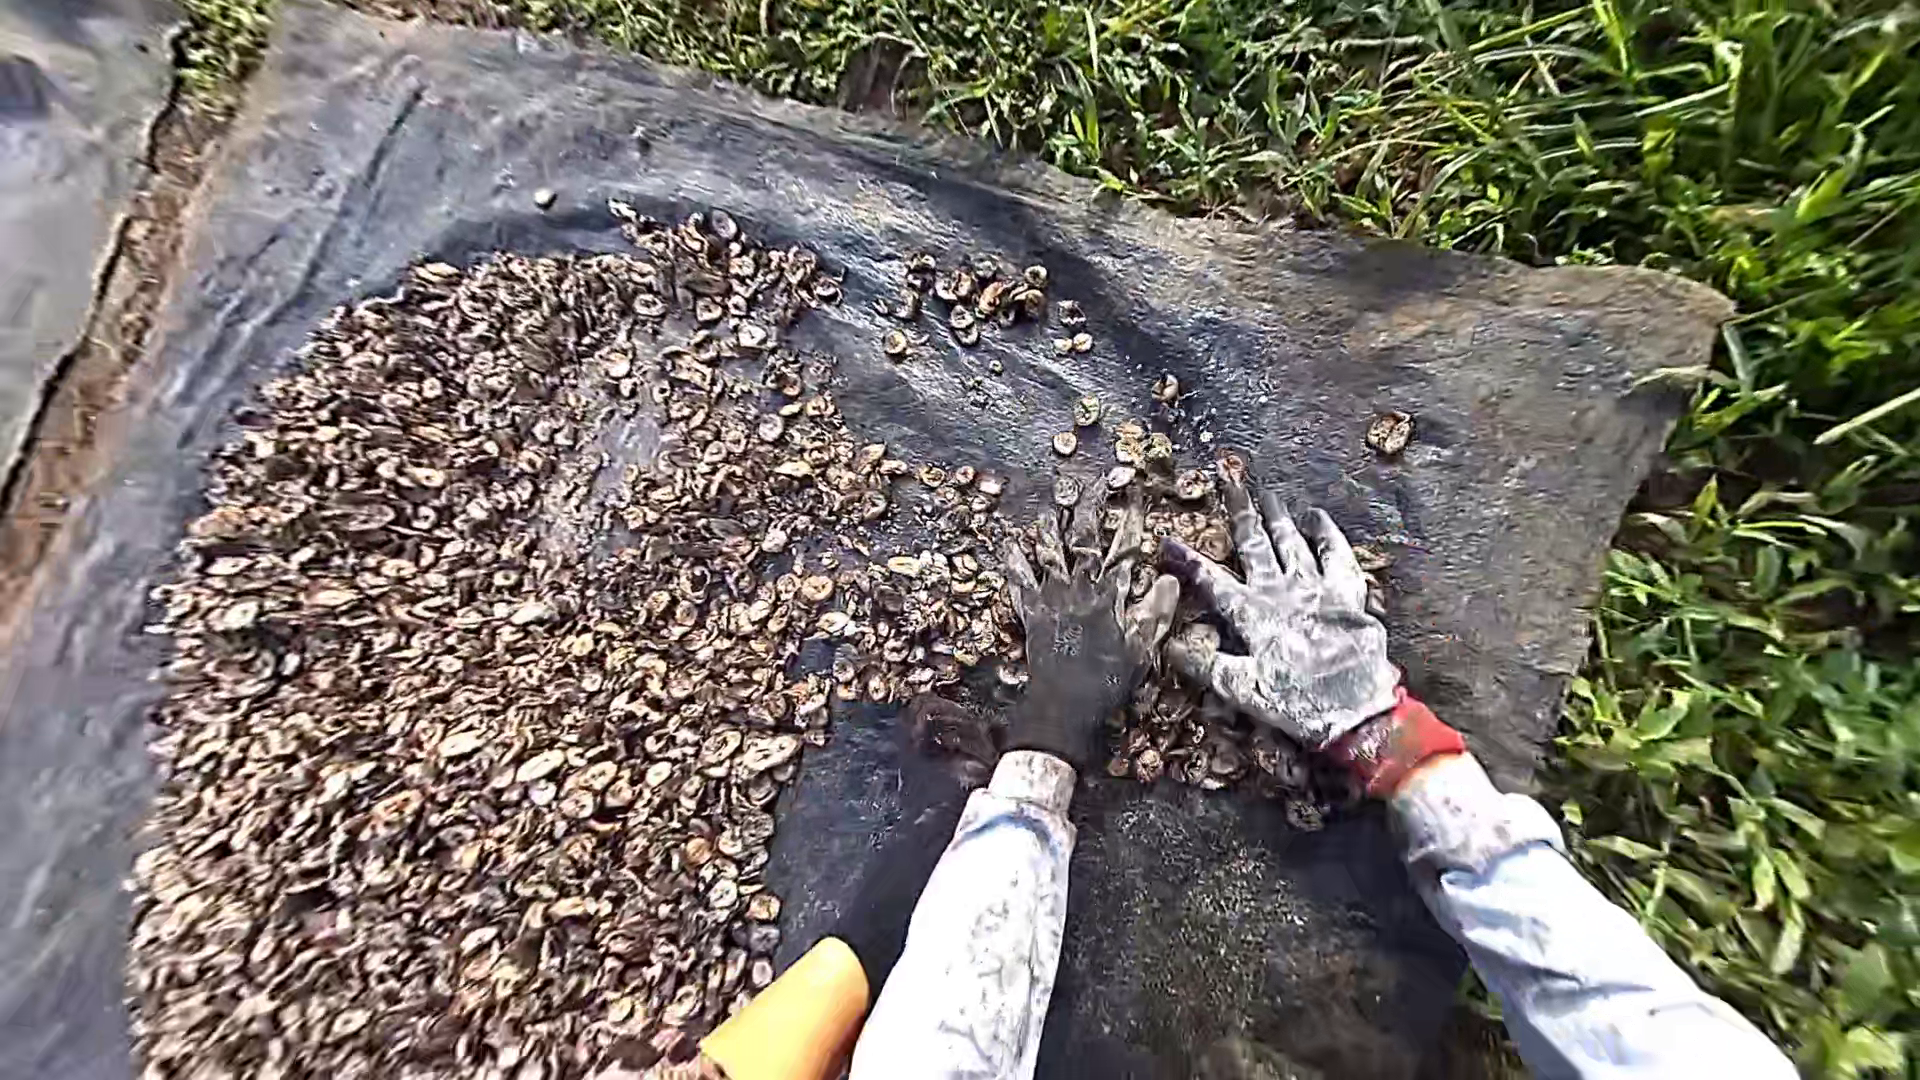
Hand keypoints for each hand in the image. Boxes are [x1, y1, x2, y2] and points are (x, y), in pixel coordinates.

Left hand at [1004, 485, 1179, 767]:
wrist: (1065, 702)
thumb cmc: (1108, 679)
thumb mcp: (1142, 649)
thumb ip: (1156, 611)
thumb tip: (1169, 577)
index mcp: (1109, 594)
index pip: (1124, 549)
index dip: (1130, 520)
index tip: (1134, 494)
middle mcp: (1079, 588)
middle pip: (1084, 541)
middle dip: (1088, 511)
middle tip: (1089, 487)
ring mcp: (1052, 598)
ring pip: (1050, 554)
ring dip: (1049, 531)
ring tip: (1048, 511)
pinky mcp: (1031, 611)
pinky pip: (1020, 581)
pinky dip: (1015, 562)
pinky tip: (1009, 545)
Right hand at [1158, 455, 1398, 748]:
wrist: (1360, 715)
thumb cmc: (1297, 703)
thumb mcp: (1242, 690)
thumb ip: (1205, 664)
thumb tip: (1172, 642)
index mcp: (1252, 614)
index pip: (1211, 580)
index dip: (1187, 560)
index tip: (1167, 540)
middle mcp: (1281, 593)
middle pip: (1254, 544)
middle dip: (1239, 511)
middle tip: (1230, 481)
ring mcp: (1316, 590)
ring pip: (1291, 543)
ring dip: (1277, 517)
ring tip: (1267, 493)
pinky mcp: (1346, 595)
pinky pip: (1336, 556)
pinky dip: (1327, 536)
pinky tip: (1317, 518)